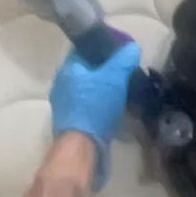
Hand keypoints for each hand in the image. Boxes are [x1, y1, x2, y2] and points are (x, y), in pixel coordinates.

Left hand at [48, 40, 142, 189]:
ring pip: (91, 91)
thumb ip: (124, 59)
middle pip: (88, 71)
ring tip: (129, 91)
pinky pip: (92, 109)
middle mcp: (63, 86)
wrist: (82, 150)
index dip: (102, 46)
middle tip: (128, 71)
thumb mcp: (114, 78)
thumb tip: (132, 47)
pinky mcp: (74, 125)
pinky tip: (121, 110)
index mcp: (68, 70)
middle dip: (108, 71)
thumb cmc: (95, 108)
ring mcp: (67, 107)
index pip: (83, 49)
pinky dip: (106, 108)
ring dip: (108, 91)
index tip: (121, 49)